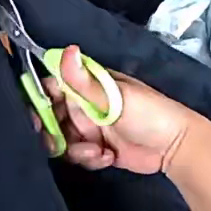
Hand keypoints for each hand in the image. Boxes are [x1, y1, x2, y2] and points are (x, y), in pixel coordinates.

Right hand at [46, 46, 201, 174]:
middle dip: (51, 132)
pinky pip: (78, 156)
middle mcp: (84, 106)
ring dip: (75, 150)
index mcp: (88, 86)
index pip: (52, 87)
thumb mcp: (115, 97)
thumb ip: (85, 81)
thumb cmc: (149, 113)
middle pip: (51, 118)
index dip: (38, 100)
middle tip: (57, 143)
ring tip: (97, 151)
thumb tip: (67, 50)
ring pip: (63, 141)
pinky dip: (89, 159)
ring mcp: (90, 129)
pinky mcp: (96, 150)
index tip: (36, 116)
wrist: (175, 147)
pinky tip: (108, 157)